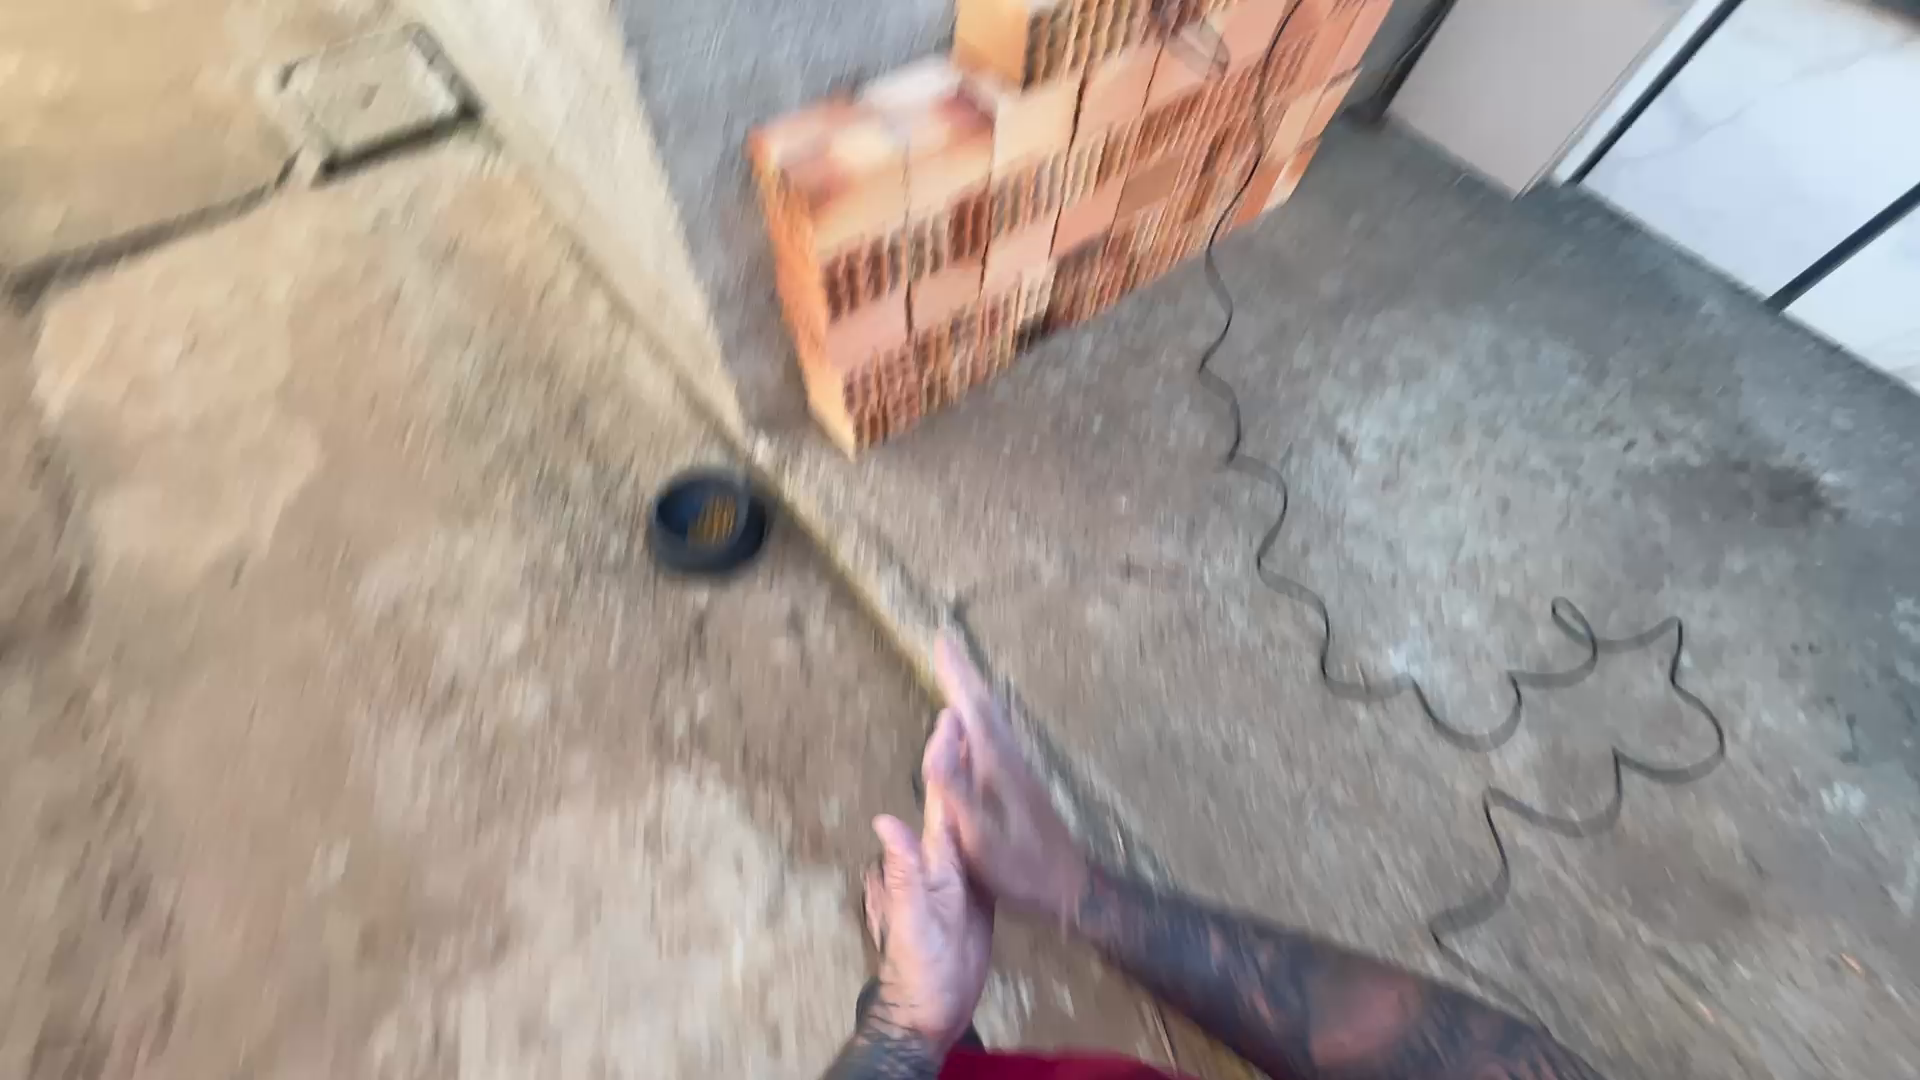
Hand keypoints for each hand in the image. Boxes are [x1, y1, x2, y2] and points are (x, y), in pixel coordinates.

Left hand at [863, 710, 992, 1054]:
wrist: (933, 1005)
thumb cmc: (918, 963)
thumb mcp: (911, 917)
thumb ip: (901, 872)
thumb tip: (883, 818)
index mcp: (933, 854)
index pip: (938, 795)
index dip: (944, 756)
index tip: (949, 716)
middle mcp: (944, 855)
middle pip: (953, 797)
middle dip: (959, 757)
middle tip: (967, 716)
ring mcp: (961, 872)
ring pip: (969, 815)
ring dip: (973, 781)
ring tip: (983, 748)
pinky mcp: (979, 891)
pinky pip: (983, 845)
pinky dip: (987, 818)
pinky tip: (994, 808)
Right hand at [927, 634, 1090, 923]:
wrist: (1070, 888)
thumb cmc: (1021, 868)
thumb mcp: (979, 835)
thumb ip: (955, 786)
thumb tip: (938, 731)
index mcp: (995, 761)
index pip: (971, 706)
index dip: (955, 673)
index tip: (941, 640)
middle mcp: (1008, 755)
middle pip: (984, 702)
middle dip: (963, 671)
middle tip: (945, 643)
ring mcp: (1017, 767)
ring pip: (993, 714)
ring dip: (973, 689)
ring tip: (958, 672)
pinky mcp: (1021, 780)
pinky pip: (996, 731)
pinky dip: (982, 713)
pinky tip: (979, 724)